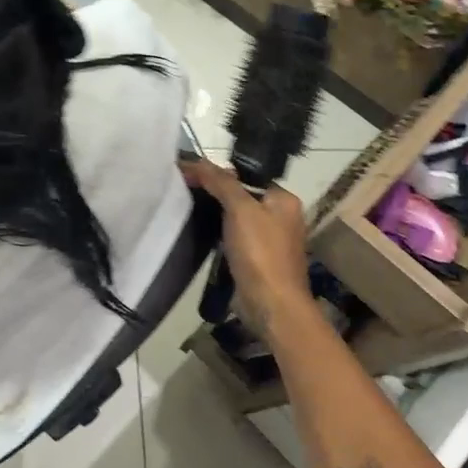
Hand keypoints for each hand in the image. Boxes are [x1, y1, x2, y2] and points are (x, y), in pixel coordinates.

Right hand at [181, 159, 312, 331]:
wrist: (272, 306)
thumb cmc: (260, 253)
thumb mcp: (240, 209)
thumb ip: (220, 182)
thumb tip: (196, 161)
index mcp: (283, 199)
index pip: (246, 175)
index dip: (217, 172)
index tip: (188, 173)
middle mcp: (280, 216)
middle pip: (240, 195)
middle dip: (214, 193)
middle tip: (183, 189)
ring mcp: (269, 240)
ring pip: (236, 217)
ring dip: (214, 214)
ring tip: (186, 208)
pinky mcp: (257, 259)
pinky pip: (234, 237)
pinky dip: (218, 234)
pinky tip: (200, 233)